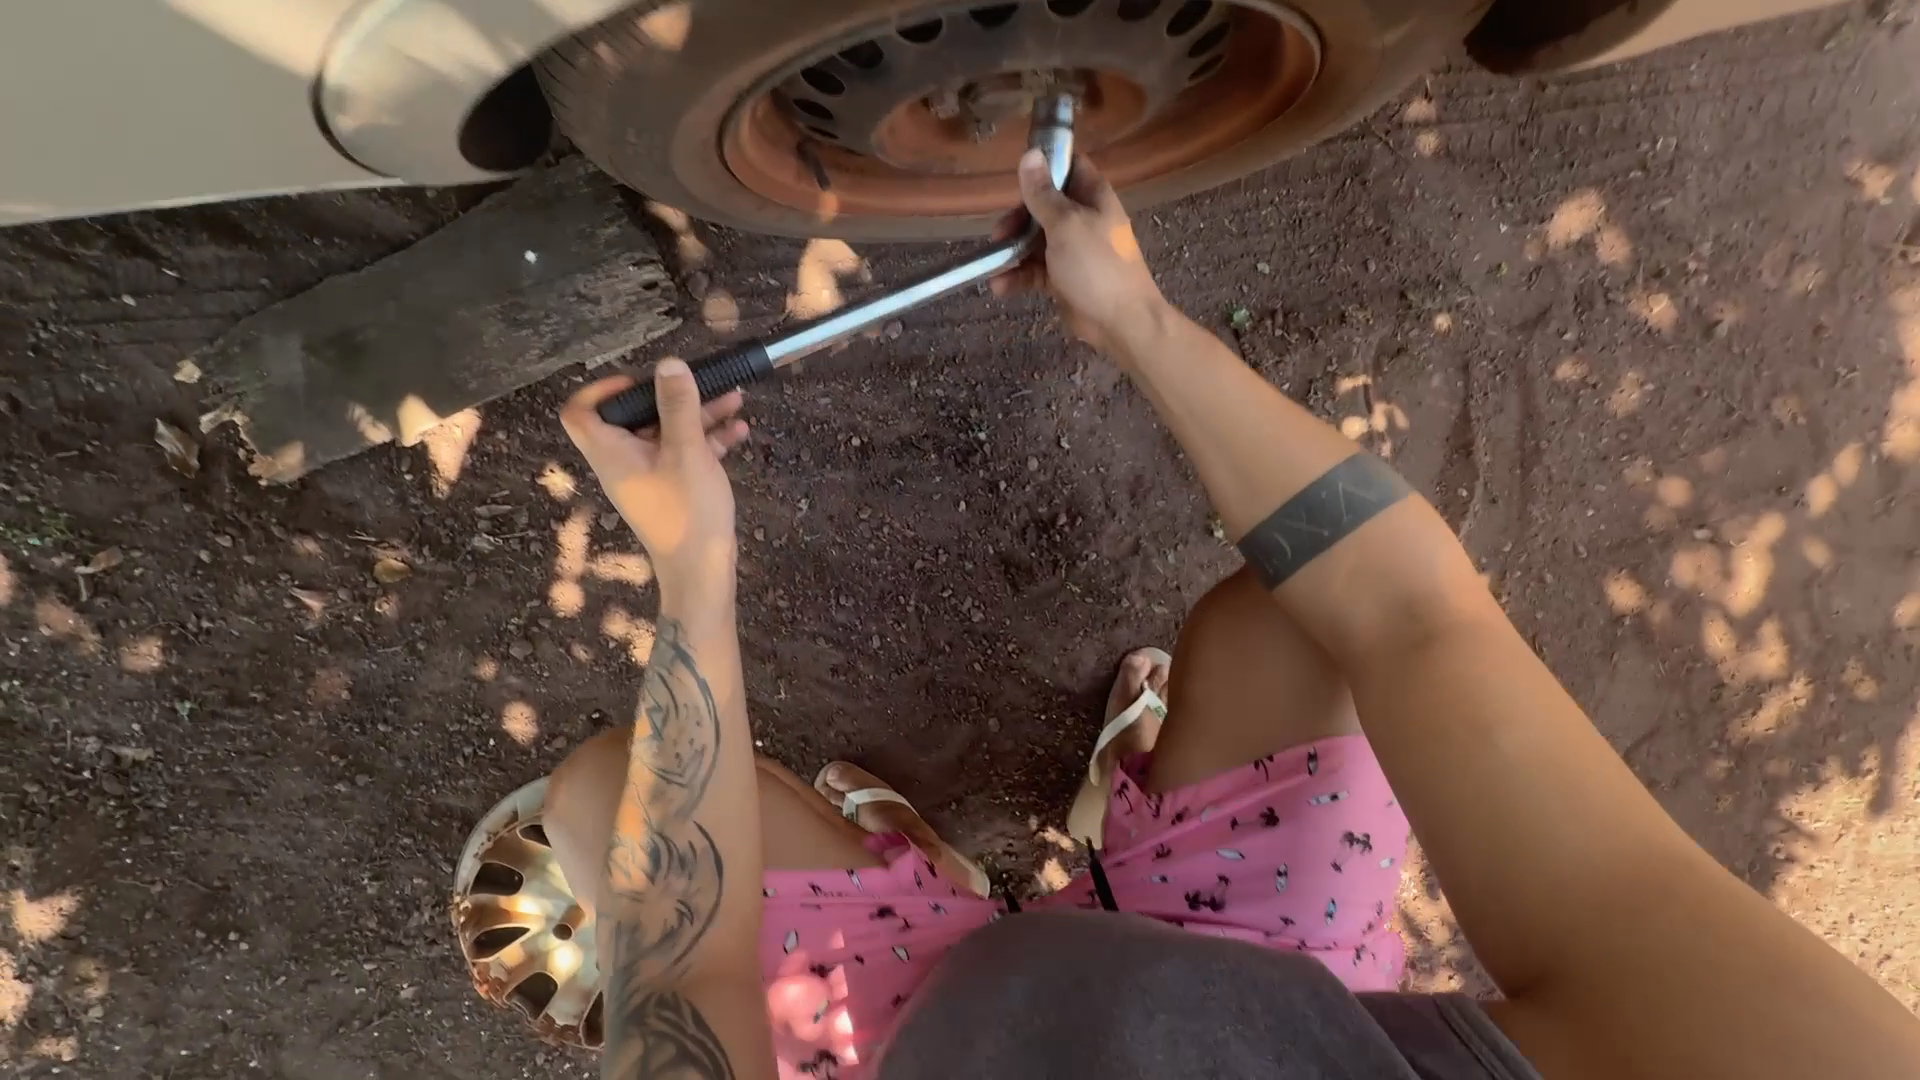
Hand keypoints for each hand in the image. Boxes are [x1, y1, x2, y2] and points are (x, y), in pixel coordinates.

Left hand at [560, 361, 749, 611]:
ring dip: (700, 415)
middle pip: (637, 416)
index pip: (580, 412)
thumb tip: (669, 364)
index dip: (603, 389)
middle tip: (703, 383)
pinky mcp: (673, 489)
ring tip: (736, 399)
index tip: (641, 381)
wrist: (702, 569)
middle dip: (674, 397)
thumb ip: (678, 405)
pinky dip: (709, 440)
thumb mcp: (686, 451)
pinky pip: (685, 454)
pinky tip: (740, 430)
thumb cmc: (687, 509)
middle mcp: (624, 462)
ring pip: (668, 434)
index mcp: (612, 452)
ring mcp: (650, 476)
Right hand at [990, 150, 1168, 355]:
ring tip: (993, 265)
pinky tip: (1000, 286)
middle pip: (1043, 207)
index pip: (1068, 166)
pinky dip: (1018, 277)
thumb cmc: (1096, 266)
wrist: (1120, 321)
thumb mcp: (1066, 224)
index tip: (1016, 179)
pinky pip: (1035, 271)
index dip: (1043, 168)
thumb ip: (1043, 194)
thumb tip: (1029, 154)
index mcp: (1092, 196)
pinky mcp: (1063, 278)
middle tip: (998, 235)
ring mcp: (1073, 250)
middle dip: (1017, 219)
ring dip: (1012, 252)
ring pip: (1035, 241)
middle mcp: (1083, 219)